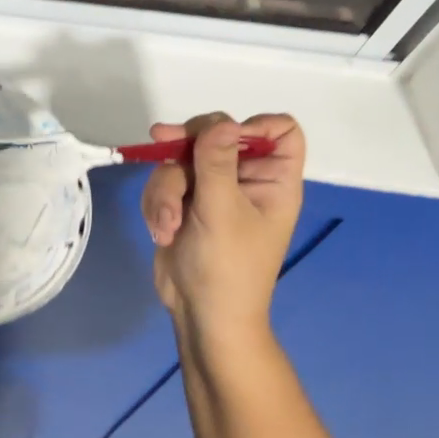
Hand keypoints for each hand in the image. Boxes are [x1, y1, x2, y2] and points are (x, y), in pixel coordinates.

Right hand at [141, 113, 305, 339]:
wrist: (201, 315)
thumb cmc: (227, 267)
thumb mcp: (222, 211)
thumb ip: (217, 162)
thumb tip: (221, 122)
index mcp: (273, 180)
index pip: (280, 131)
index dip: (255, 124)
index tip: (221, 135)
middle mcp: (245, 179)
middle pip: (216, 135)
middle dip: (187, 148)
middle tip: (163, 141)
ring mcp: (212, 190)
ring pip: (181, 159)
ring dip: (166, 188)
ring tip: (167, 222)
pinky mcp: (184, 202)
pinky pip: (164, 181)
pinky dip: (157, 203)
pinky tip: (161, 229)